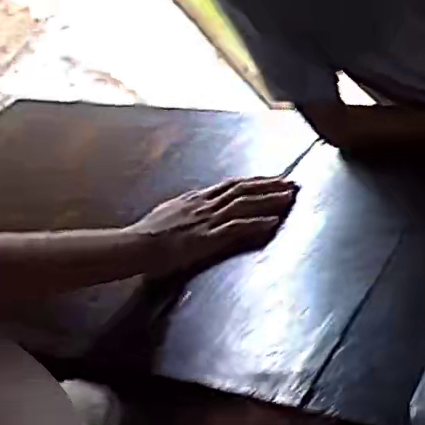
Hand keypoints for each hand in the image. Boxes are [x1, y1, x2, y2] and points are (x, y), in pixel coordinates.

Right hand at [127, 177, 297, 269]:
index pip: (232, 184)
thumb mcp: (171, 212)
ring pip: (243, 203)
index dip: (255, 181)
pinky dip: (256, 222)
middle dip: (269, 185)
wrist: (133, 246)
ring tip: (289, 197)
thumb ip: (189, 206)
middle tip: (291, 182)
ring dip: (269, 199)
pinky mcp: (207, 237)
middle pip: (242, 189)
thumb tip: (201, 200)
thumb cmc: (148, 234)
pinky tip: (273, 221)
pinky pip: (236, 227)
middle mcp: (204, 204)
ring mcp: (206, 219)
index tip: (274, 178)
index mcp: (196, 198)